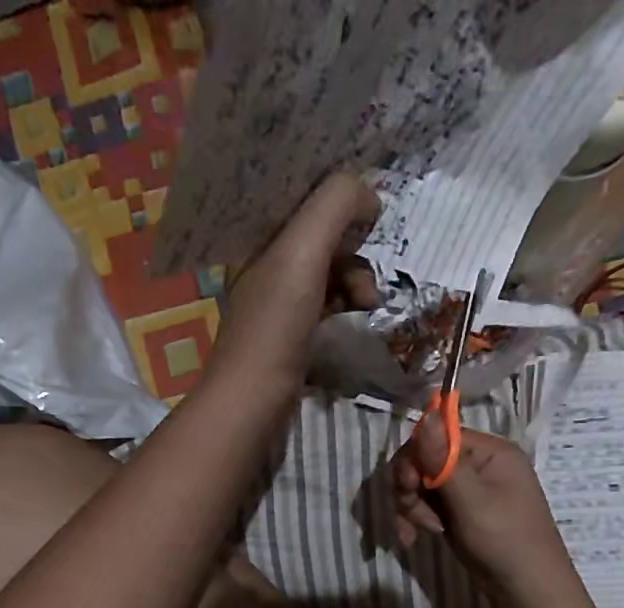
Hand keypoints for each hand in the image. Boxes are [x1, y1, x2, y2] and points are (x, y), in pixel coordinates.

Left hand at [208, 173, 380, 381]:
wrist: (254, 400)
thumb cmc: (274, 324)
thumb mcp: (302, 251)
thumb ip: (335, 205)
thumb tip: (369, 197)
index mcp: (256, 237)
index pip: (298, 192)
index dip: (335, 191)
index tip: (367, 203)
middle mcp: (264, 261)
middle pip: (320, 230)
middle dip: (353, 243)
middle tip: (366, 264)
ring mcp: (278, 298)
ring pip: (330, 267)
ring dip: (357, 276)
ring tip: (366, 301)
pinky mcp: (292, 329)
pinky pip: (329, 299)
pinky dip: (348, 302)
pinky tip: (357, 314)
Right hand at [391, 421, 563, 588]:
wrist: (525, 589)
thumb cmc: (505, 540)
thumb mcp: (471, 501)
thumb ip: (443, 460)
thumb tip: (427, 412)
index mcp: (489, 451)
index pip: (436, 436)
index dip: (414, 459)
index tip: (406, 487)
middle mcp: (477, 463)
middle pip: (423, 460)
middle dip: (409, 488)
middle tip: (411, 516)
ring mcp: (467, 488)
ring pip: (419, 484)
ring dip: (410, 508)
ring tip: (417, 532)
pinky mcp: (457, 510)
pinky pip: (425, 504)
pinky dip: (414, 519)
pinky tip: (411, 539)